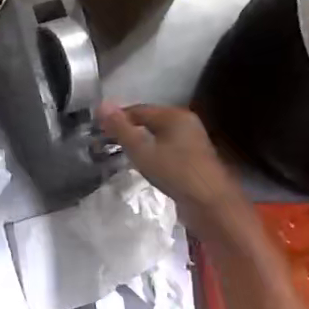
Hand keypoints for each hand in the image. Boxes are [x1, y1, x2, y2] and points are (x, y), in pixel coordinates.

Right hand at [98, 103, 244, 226]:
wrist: (210, 203)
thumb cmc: (174, 172)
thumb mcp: (141, 150)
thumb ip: (120, 128)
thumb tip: (101, 105)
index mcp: (174, 115)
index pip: (137, 109)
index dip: (116, 119)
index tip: (98, 132)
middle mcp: (185, 122)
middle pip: (149, 120)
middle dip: (128, 130)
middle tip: (107, 144)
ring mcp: (192, 139)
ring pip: (158, 135)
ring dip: (140, 142)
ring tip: (121, 155)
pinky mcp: (194, 157)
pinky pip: (167, 147)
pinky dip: (153, 152)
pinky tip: (144, 165)